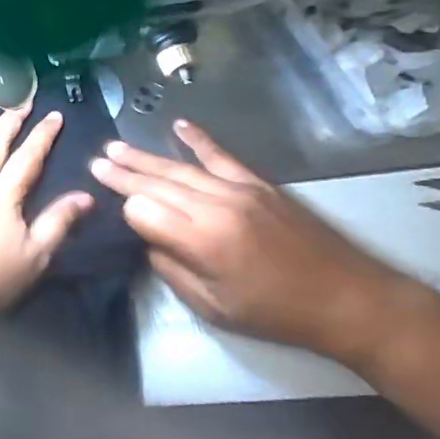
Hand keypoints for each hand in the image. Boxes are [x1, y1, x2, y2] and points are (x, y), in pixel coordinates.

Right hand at [93, 119, 423, 366]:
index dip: (126, 208)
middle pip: (159, 182)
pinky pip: (220, 155)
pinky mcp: (257, 182)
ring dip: (147, 156)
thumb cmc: (275, 313)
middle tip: (96, 159)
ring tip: (117, 146)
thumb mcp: (216, 308)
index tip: (104, 203)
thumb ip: (175, 271)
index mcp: (203, 242)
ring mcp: (238, 188)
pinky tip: (179, 125)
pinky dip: (198, 139)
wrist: (342, 295)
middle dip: (125, 171)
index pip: (146, 211)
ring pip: (182, 167)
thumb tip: (149, 242)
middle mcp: (216, 205)